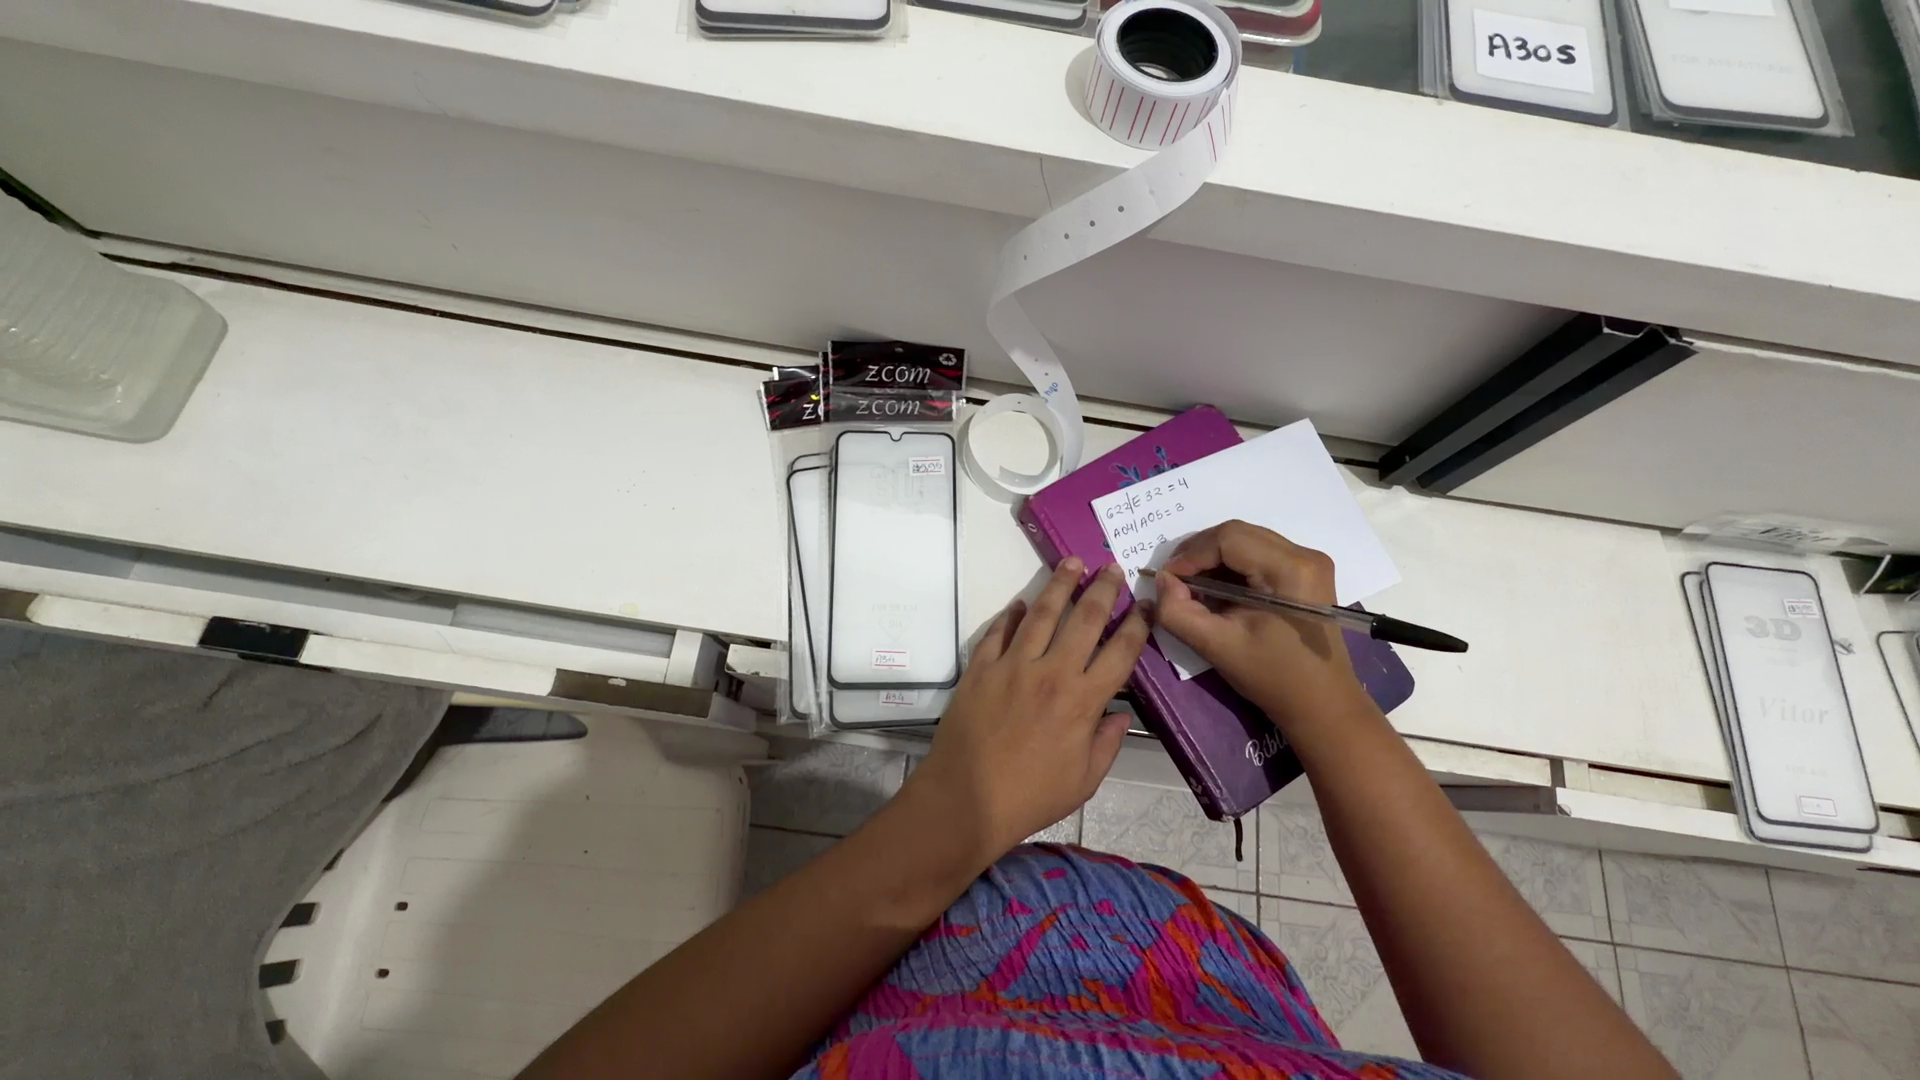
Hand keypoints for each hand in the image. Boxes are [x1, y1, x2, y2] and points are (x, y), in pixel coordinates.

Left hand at [905, 558, 1150, 858]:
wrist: (966, 799)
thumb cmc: (1031, 797)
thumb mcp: (1084, 781)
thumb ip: (1106, 744)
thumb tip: (1120, 715)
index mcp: (1083, 701)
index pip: (1120, 651)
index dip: (1138, 624)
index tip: (1146, 605)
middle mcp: (1052, 672)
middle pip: (1084, 619)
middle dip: (1102, 589)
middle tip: (1112, 567)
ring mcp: (1013, 666)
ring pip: (1041, 614)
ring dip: (1059, 585)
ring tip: (1071, 563)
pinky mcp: (981, 668)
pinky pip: (999, 632)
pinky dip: (1011, 615)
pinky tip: (1020, 602)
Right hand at [1152, 521, 1370, 732]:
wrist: (1321, 703)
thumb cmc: (1273, 677)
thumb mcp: (1217, 646)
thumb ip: (1178, 612)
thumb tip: (1162, 581)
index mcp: (1290, 569)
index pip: (1228, 538)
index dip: (1190, 555)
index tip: (1167, 580)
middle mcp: (1305, 554)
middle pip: (1237, 534)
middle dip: (1199, 553)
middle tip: (1174, 580)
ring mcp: (1309, 561)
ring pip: (1246, 541)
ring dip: (1213, 559)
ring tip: (1191, 585)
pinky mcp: (1305, 572)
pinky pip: (1258, 554)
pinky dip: (1230, 566)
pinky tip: (1216, 590)